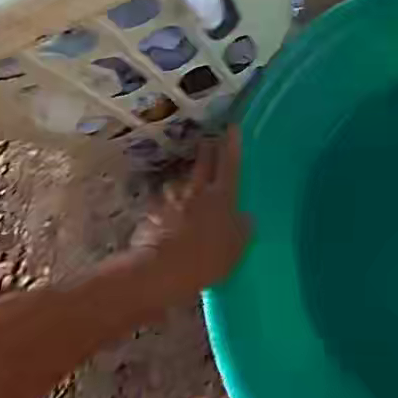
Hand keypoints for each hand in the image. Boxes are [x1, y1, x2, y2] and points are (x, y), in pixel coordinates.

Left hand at [125, 129, 251, 291]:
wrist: (160, 271)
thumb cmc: (207, 258)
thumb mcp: (237, 247)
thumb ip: (242, 228)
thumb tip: (245, 217)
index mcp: (222, 196)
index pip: (230, 163)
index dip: (232, 144)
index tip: (233, 126)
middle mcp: (197, 192)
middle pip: (204, 163)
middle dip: (208, 149)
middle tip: (210, 139)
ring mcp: (172, 201)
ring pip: (181, 182)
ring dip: (186, 179)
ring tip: (186, 183)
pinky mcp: (152, 215)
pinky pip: (163, 205)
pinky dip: (167, 206)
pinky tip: (166, 214)